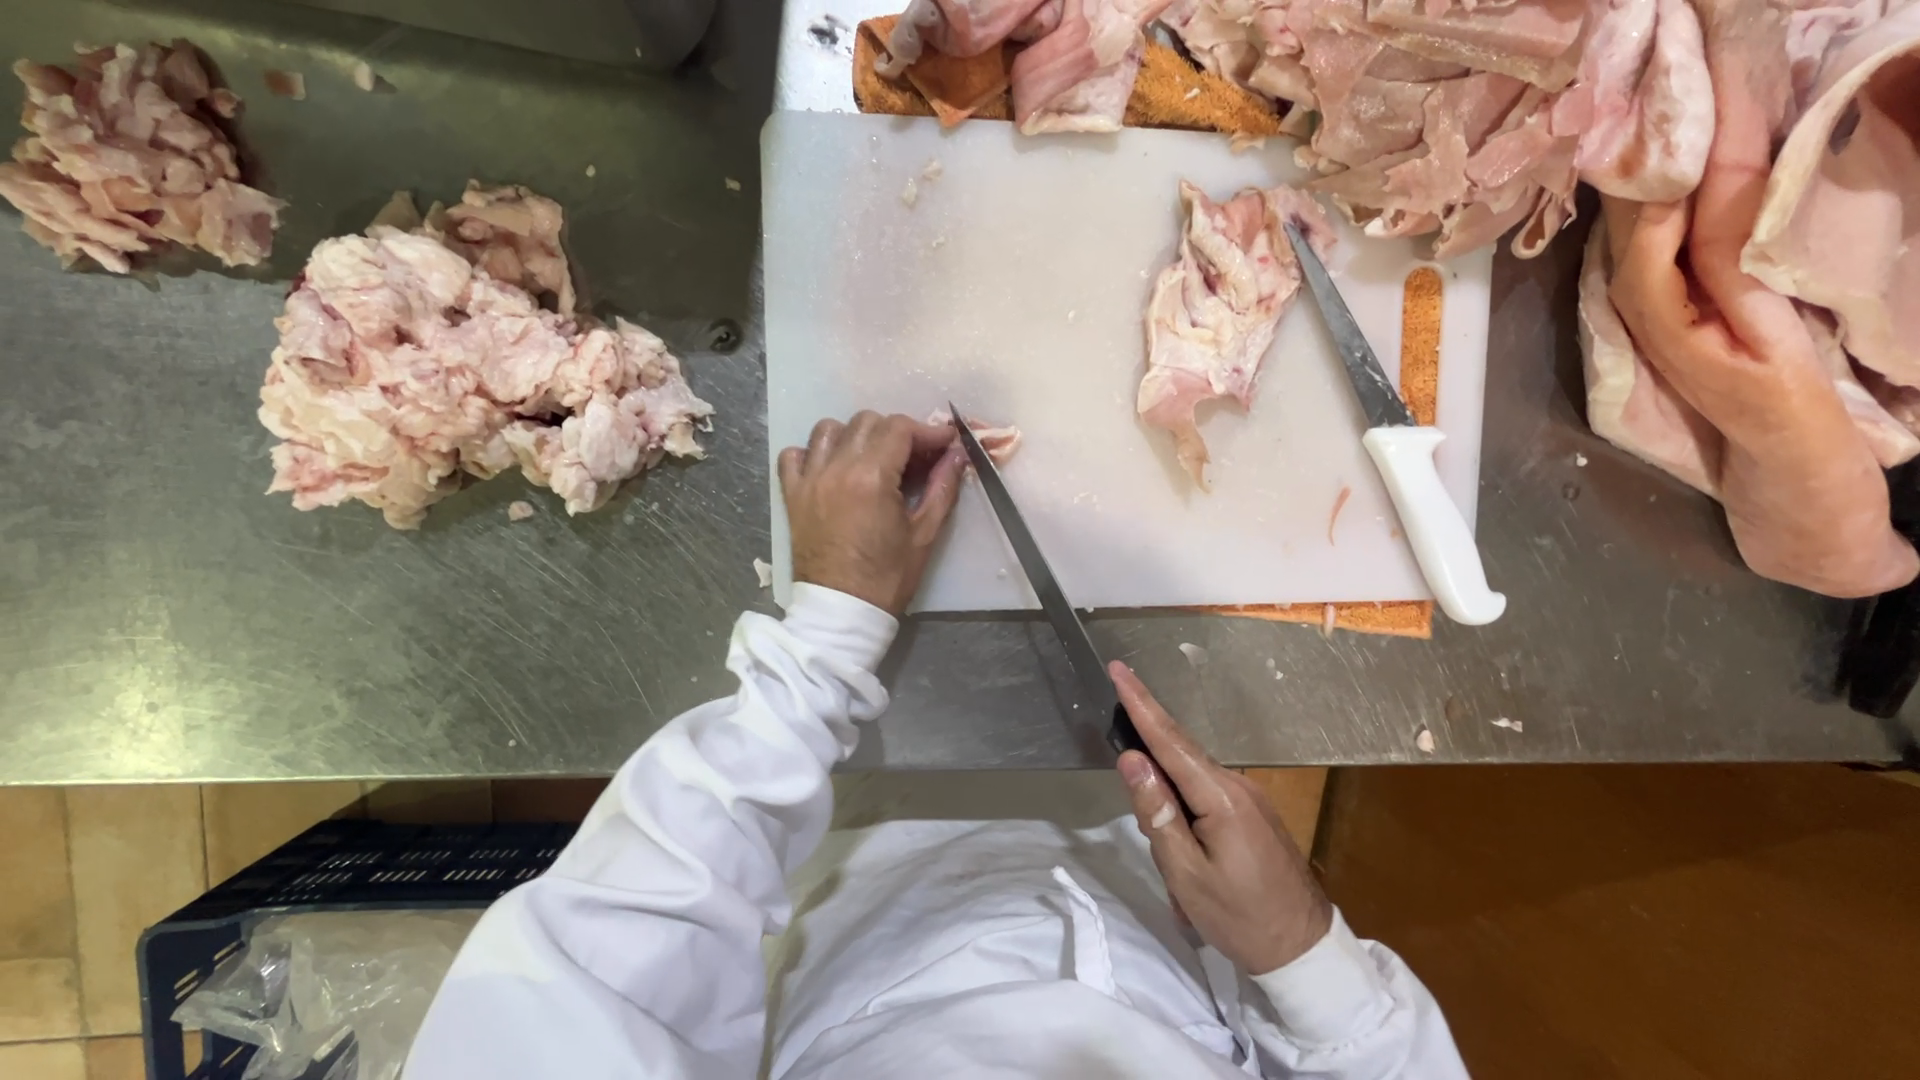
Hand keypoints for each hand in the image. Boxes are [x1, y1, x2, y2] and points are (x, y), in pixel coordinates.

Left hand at [778, 411, 965, 614]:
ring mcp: (809, 480)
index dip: (927, 431)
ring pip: (829, 429)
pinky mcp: (792, 495)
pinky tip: (831, 468)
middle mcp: (836, 469)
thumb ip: (943, 487)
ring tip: (871, 459)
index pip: (900, 428)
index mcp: (872, 478)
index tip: (945, 443)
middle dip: (896, 432)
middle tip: (914, 457)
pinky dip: (813, 453)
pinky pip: (794, 454)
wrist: (842, 612)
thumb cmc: (887, 577)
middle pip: (867, 422)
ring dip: (854, 435)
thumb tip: (959, 455)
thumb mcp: (924, 533)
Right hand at [1111, 661, 1332, 974]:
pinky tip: (1191, 861)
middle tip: (1147, 817)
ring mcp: (1250, 798)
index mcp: (1221, 796)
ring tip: (1181, 876)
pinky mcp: (1252, 813)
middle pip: (1178, 758)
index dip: (1140, 704)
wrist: (1304, 950)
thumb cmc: (1240, 917)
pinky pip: (1206, 799)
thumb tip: (1133, 760)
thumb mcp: (1186, 873)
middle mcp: (1238, 785)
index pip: (1170, 740)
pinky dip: (1187, 820)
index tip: (1119, 669)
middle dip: (1150, 771)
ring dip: (1171, 817)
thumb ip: (1157, 812)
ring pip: (1190, 784)